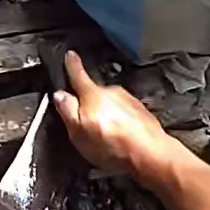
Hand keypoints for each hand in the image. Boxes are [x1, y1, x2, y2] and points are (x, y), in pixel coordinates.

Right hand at [52, 50, 178, 178]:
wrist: (150, 155)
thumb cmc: (114, 146)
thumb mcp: (78, 132)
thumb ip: (67, 111)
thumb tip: (59, 95)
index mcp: (92, 94)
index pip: (77, 73)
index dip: (71, 64)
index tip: (70, 55)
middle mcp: (111, 92)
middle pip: (93, 93)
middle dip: (88, 106)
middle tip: (85, 126)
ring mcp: (127, 101)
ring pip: (109, 105)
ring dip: (105, 118)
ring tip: (104, 140)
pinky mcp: (140, 112)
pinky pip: (122, 115)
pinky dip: (118, 125)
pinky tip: (118, 141)